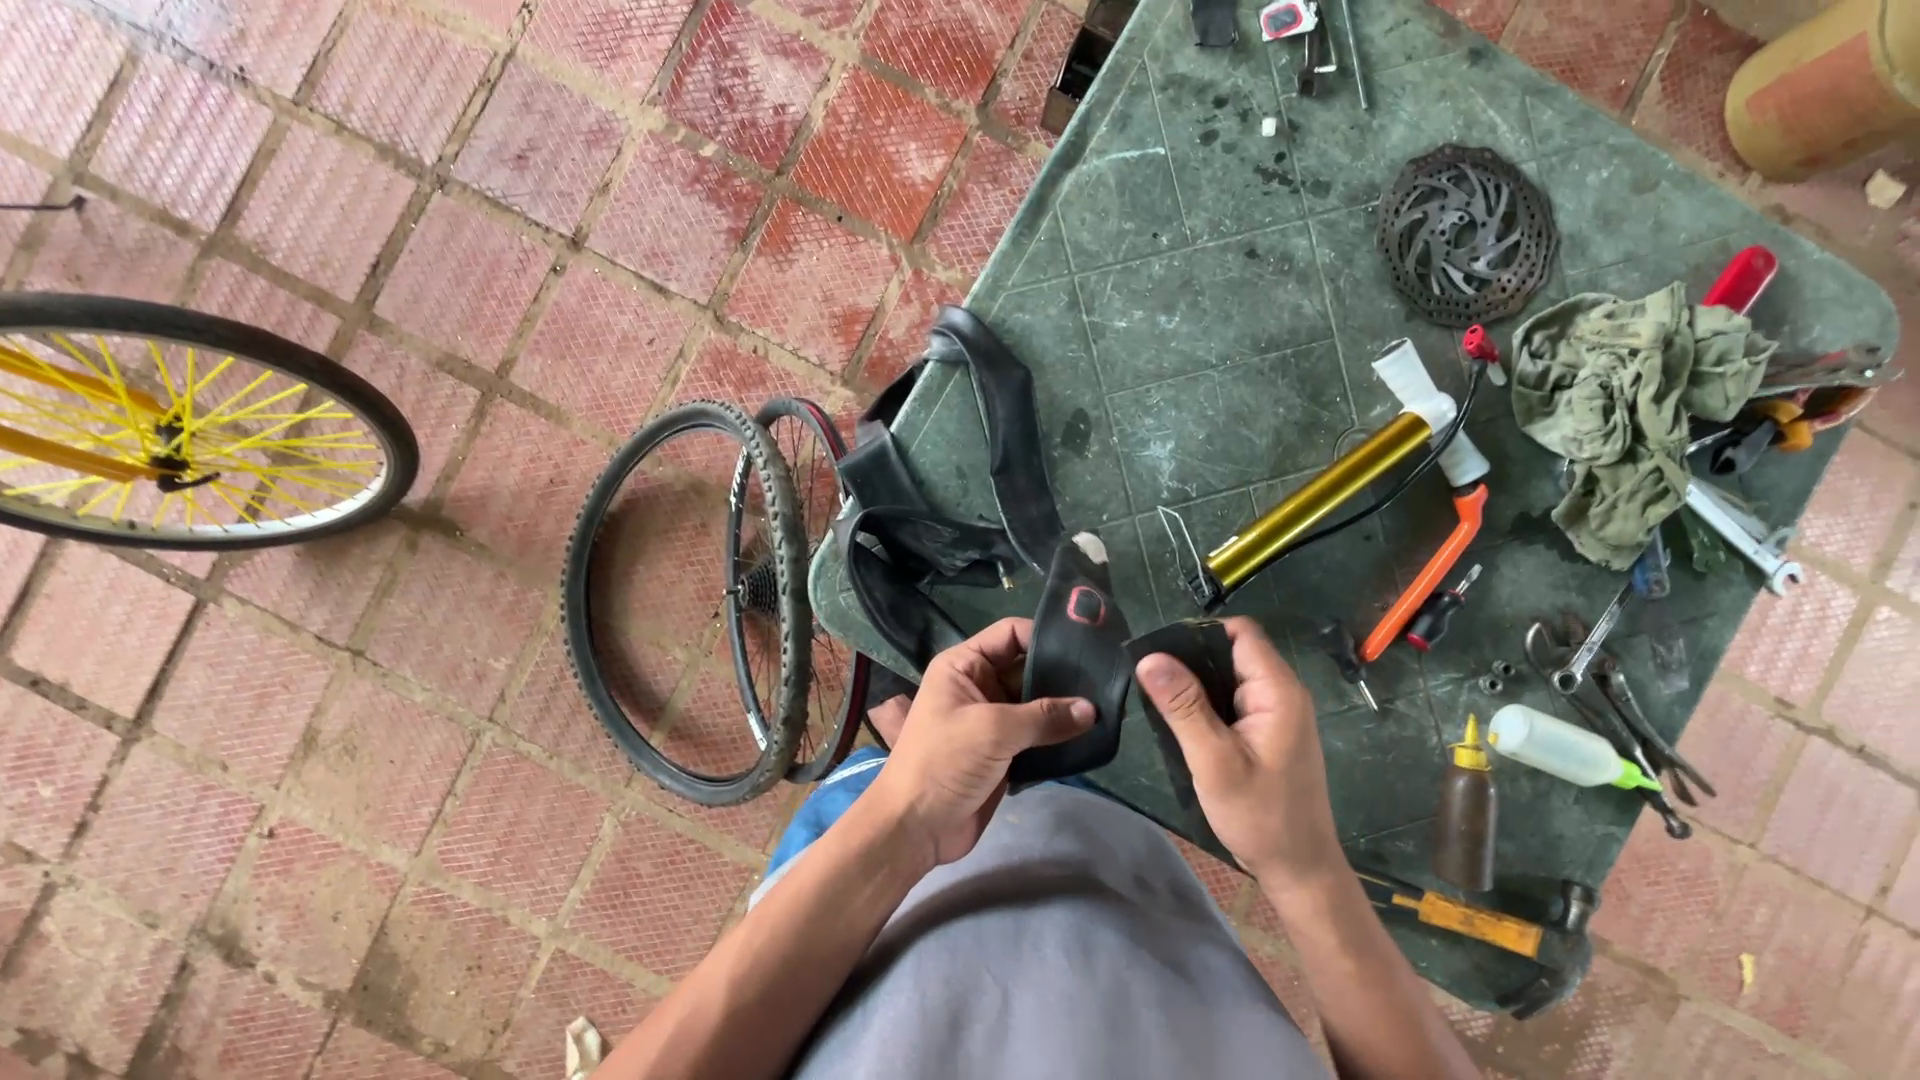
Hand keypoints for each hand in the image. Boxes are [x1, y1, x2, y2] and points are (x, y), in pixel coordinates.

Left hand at [867, 618, 1093, 866]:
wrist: (914, 827)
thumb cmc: (944, 762)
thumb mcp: (993, 730)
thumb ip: (1044, 716)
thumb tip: (1092, 710)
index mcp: (963, 665)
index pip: (1010, 634)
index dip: (1045, 636)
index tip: (1087, 644)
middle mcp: (978, 686)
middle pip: (1028, 668)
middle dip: (1063, 675)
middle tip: (1108, 679)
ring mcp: (991, 721)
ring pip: (1036, 704)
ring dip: (1065, 708)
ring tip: (1108, 706)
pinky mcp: (1003, 753)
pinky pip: (1037, 735)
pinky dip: (1059, 736)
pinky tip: (1091, 736)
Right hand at [1134, 617, 1344, 888]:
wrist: (1298, 868)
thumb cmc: (1260, 815)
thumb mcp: (1214, 760)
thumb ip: (1183, 706)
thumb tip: (1150, 657)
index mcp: (1277, 691)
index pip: (1241, 633)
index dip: (1199, 633)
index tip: (1160, 654)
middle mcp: (1282, 693)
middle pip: (1232, 652)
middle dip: (1191, 660)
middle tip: (1151, 682)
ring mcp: (1277, 714)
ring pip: (1229, 678)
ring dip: (1196, 686)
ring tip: (1160, 702)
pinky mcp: (1268, 732)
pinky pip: (1233, 702)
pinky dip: (1207, 706)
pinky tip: (1183, 725)